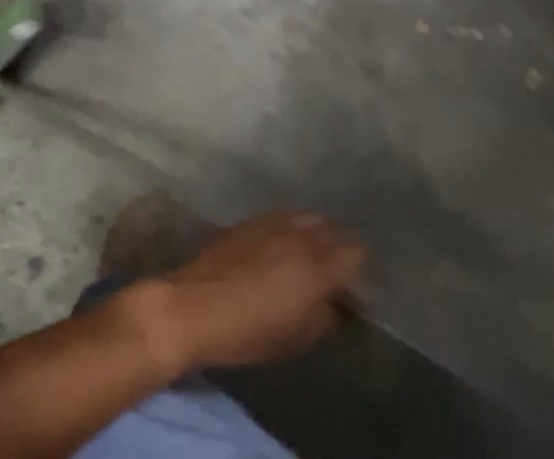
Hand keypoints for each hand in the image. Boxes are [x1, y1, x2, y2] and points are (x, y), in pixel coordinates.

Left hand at [147, 211, 367, 369]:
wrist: (192, 307)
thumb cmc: (248, 330)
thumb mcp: (297, 337)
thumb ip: (326, 317)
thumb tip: (340, 306)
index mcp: (319, 265)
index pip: (357, 251)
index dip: (361, 269)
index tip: (355, 288)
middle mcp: (300, 235)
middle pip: (335, 229)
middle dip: (341, 247)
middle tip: (336, 272)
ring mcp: (272, 223)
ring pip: (309, 217)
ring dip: (317, 233)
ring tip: (310, 256)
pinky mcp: (248, 222)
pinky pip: (283, 217)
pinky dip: (292, 228)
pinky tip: (282, 246)